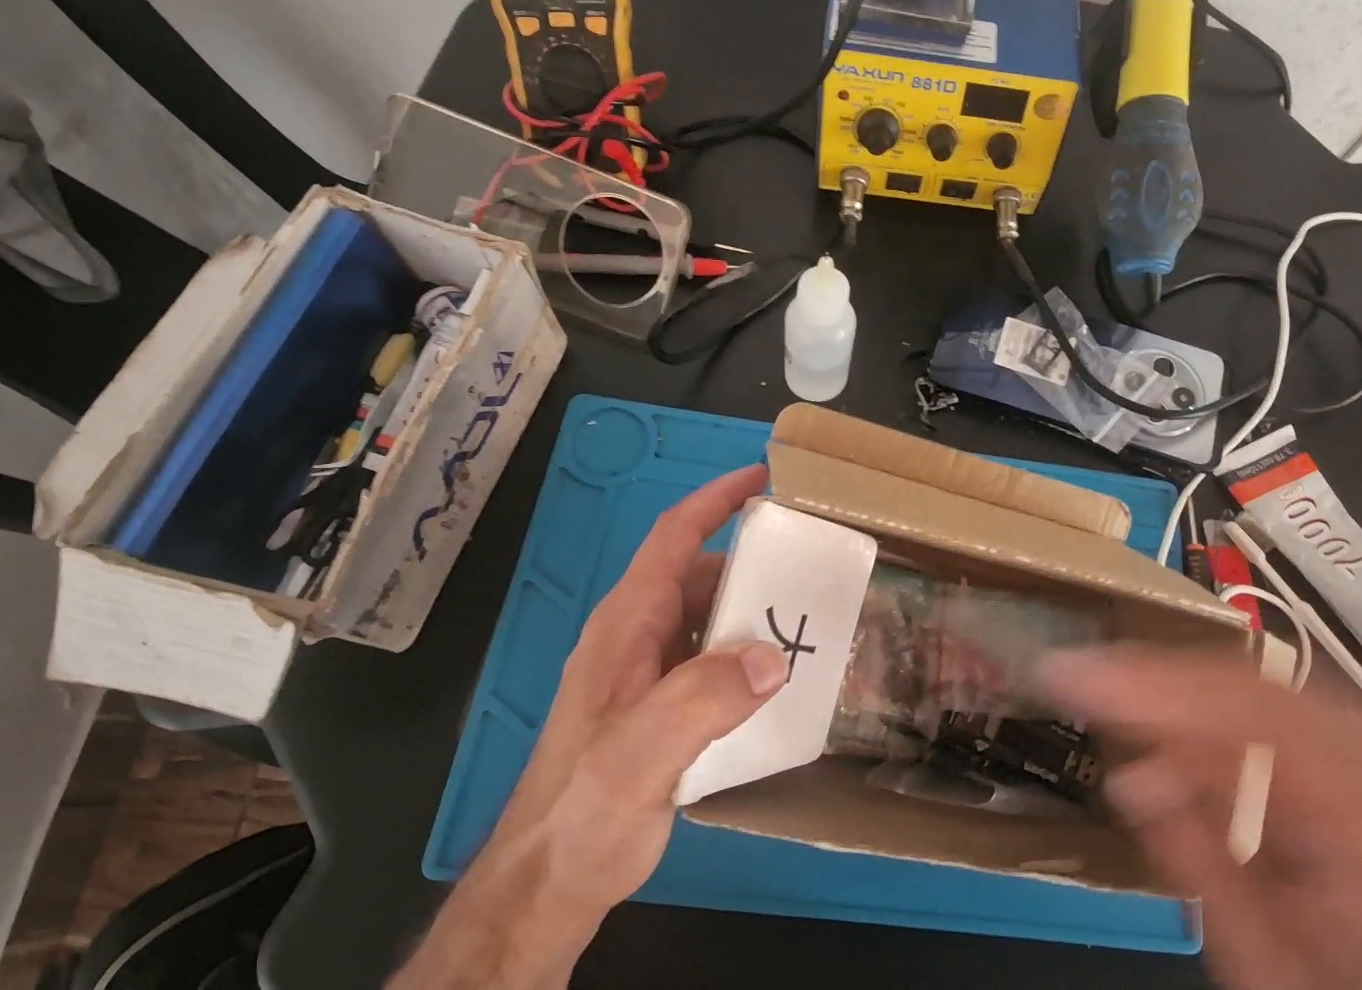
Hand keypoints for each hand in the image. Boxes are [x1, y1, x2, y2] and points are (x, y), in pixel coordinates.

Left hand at [396, 465, 788, 988]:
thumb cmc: (585, 812)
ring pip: (707, 622)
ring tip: (809, 629)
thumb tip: (774, 655)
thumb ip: (703, 700)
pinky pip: (710, 663)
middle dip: (753, 567)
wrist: (548, 881)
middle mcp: (635, 638)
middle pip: (699, 578)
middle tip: (814, 574)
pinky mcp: (657, 709)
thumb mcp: (642, 754)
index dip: (716, 501)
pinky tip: (776, 687)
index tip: (764, 478)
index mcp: (626, 626)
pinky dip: (745, 660)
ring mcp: (644, 674)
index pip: (672, 539)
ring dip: (753, 617)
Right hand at [1036, 647, 1361, 989]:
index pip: (1241, 706)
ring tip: (1140, 753)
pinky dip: (1247, 740)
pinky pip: (1311, 728)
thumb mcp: (1276, 966)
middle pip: (1258, 692)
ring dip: (1200, 722)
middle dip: (1164, 699)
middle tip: (1086, 703)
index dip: (1143, 682)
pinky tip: (1203, 767)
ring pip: (1278, 702)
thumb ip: (1202, 858)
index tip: (1066, 671)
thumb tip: (1132, 775)